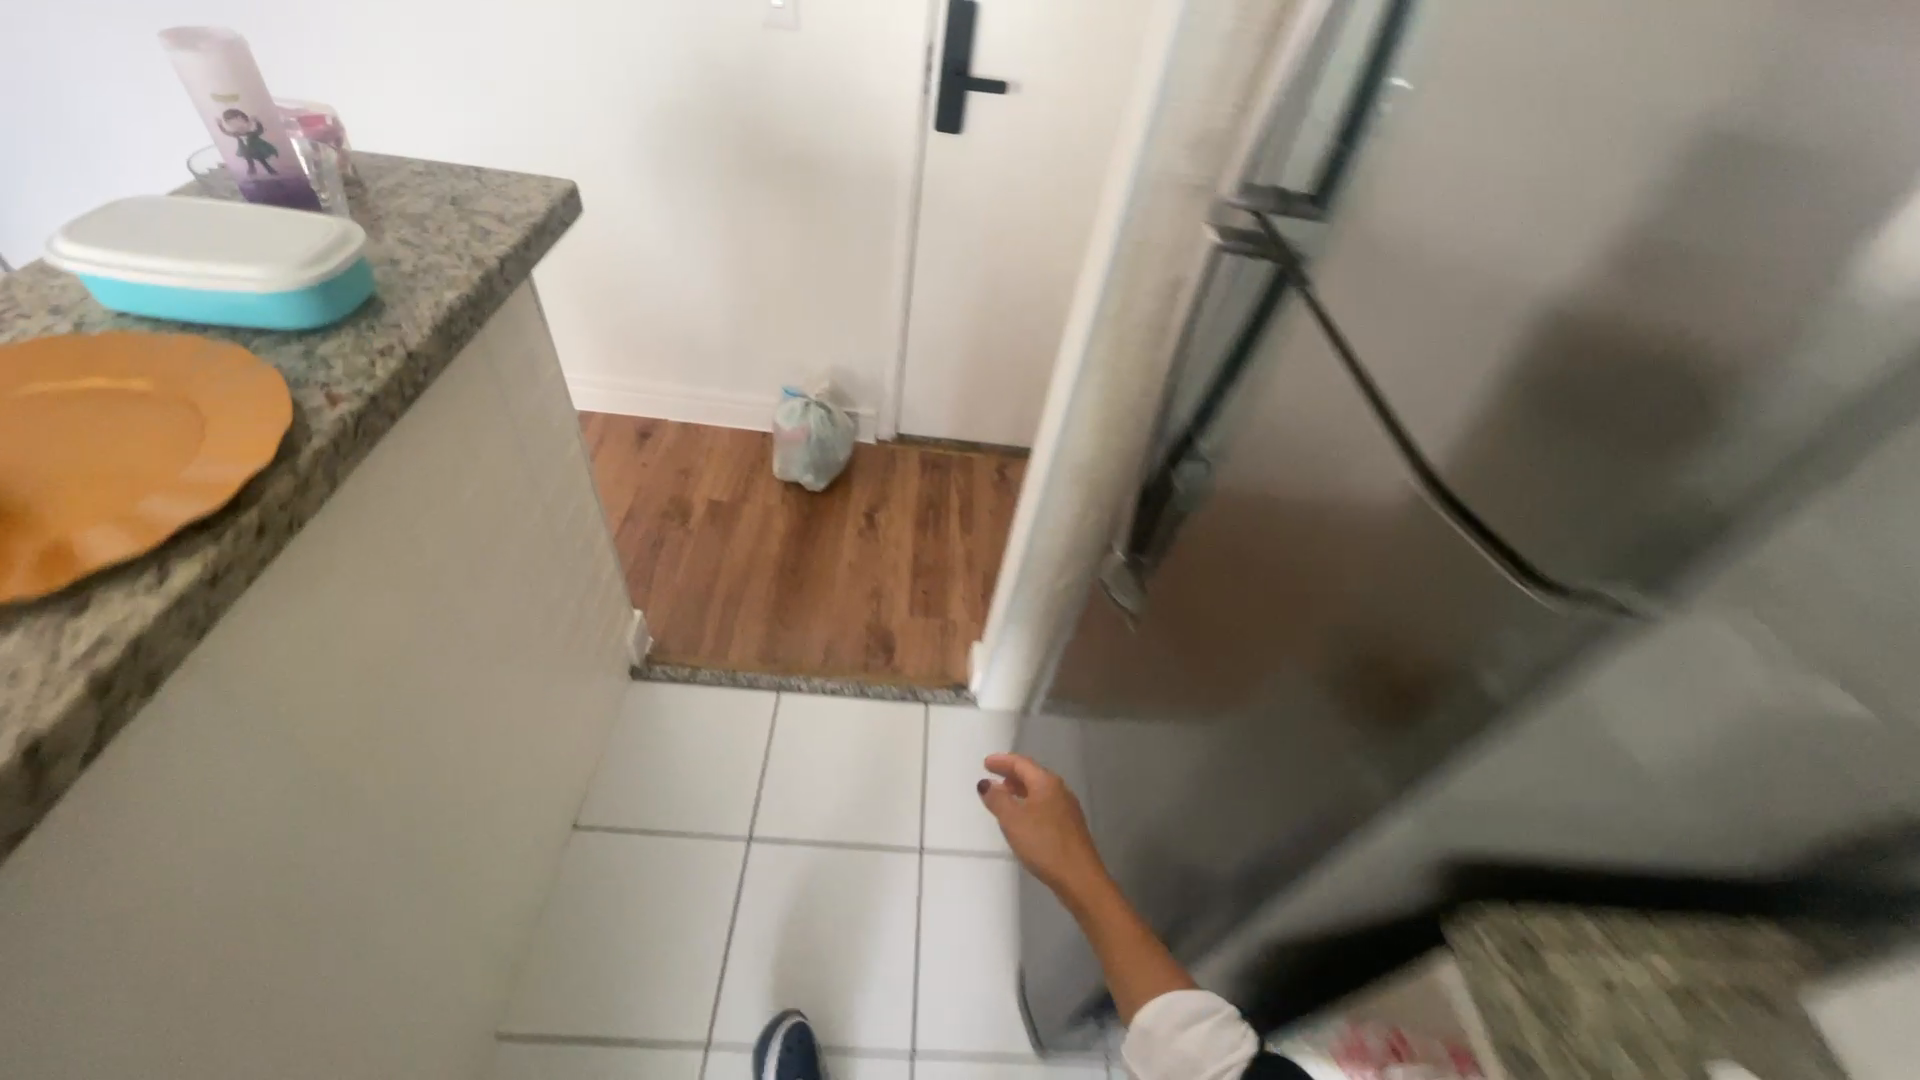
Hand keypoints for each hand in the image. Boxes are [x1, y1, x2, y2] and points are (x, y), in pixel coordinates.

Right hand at [977, 753, 1109, 899]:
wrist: (1079, 877)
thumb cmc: (1043, 844)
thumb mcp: (1013, 820)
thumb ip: (998, 799)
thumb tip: (986, 783)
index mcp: (1046, 783)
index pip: (1022, 763)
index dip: (1002, 761)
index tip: (986, 763)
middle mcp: (1060, 790)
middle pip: (1032, 775)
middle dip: (1012, 774)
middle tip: (993, 778)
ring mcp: (1068, 808)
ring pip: (1040, 791)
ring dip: (1020, 790)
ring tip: (1004, 797)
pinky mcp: (1070, 826)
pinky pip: (1045, 805)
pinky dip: (1030, 804)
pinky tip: (1023, 818)